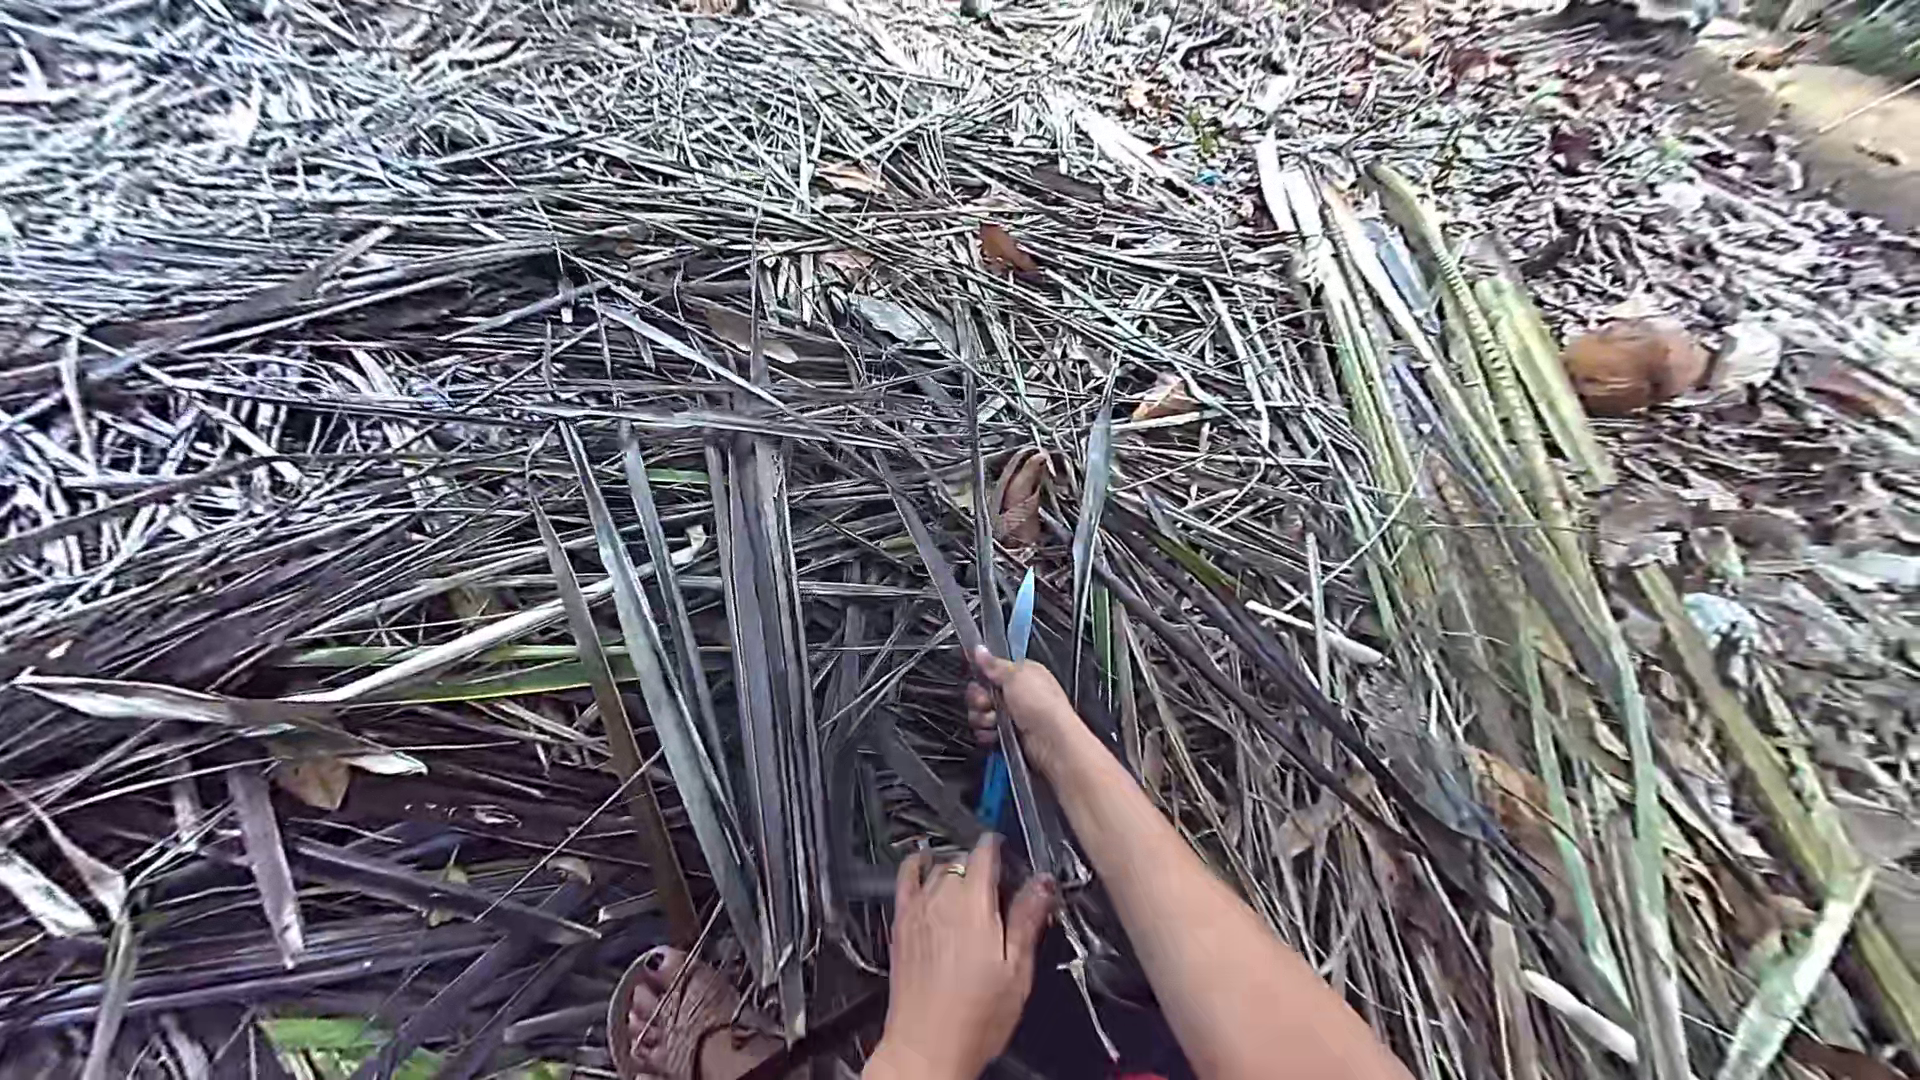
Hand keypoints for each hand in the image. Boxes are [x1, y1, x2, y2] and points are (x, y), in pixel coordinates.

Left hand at [869, 835, 1054, 1079]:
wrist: (926, 1048)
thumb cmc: (976, 1016)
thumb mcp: (1016, 971)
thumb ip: (1027, 918)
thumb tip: (1043, 881)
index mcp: (975, 902)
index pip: (985, 851)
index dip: (998, 846)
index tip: (1007, 851)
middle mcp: (944, 894)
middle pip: (964, 858)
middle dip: (981, 865)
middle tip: (996, 888)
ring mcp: (919, 904)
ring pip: (940, 866)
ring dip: (956, 869)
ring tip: (968, 889)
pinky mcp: (901, 918)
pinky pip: (906, 874)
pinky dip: (918, 863)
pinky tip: (926, 865)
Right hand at [964, 647, 1077, 757]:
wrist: (1052, 742)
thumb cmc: (1040, 703)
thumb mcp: (1016, 675)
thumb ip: (994, 664)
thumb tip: (979, 649)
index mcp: (1024, 674)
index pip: (994, 669)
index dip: (983, 674)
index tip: (978, 678)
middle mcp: (1018, 694)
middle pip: (982, 691)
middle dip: (979, 698)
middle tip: (986, 703)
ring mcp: (1012, 716)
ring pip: (980, 712)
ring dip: (982, 717)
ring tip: (993, 720)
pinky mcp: (1007, 736)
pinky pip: (984, 731)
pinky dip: (986, 733)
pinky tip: (994, 733)